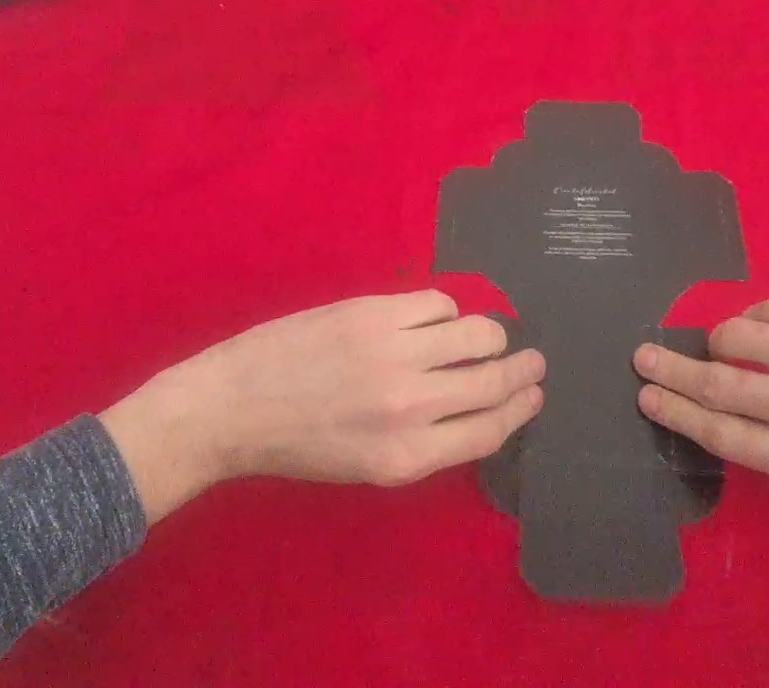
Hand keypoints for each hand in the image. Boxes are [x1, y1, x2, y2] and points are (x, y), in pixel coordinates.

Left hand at [102, 291, 544, 522]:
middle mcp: (410, 406)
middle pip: (494, 380)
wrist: (233, 407)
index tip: (535, 393)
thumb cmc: (299, 446)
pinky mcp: (373, 313)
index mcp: (408, 457)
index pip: (491, 431)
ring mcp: (393, 353)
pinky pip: (437, 302)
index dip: (521, 409)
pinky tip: (436, 319)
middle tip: (533, 360)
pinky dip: (447, 310)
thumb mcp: (370, 466)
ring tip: (488, 336)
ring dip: (492, 334)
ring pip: (477, 332)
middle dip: (524, 369)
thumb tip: (478, 404)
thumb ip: (429, 442)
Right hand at [634, 290, 768, 498]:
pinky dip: (759, 317)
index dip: (678, 416)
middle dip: (669, 373)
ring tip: (720, 341)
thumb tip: (722, 402)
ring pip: (734, 338)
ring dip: (717, 339)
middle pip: (718, 388)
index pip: (726, 439)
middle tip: (640, 358)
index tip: (646, 399)